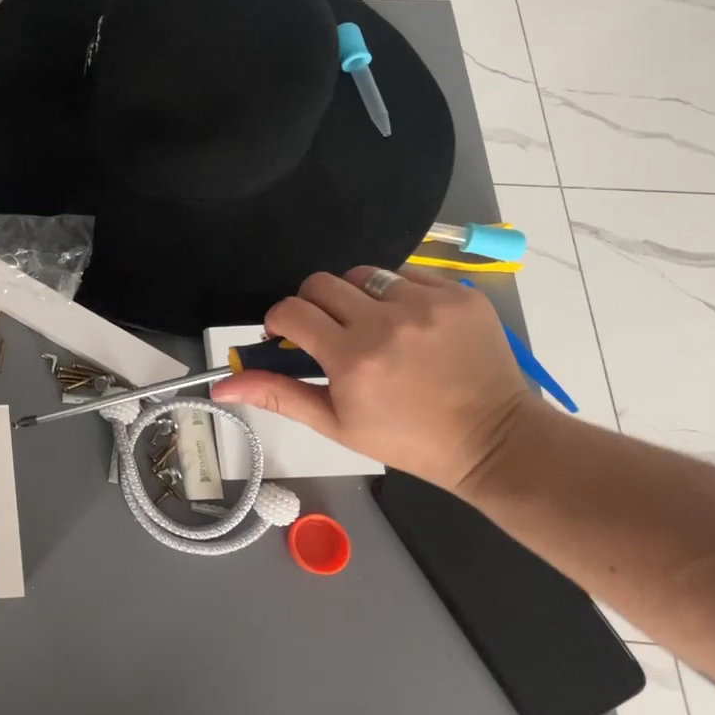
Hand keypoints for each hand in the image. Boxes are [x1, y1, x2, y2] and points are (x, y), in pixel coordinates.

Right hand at [211, 267, 540, 491]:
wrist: (494, 440)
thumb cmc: (407, 439)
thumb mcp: (335, 423)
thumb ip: (277, 394)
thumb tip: (220, 386)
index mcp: (352, 358)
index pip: (290, 311)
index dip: (280, 322)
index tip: (290, 338)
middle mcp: (387, 322)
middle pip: (320, 283)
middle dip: (313, 306)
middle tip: (329, 333)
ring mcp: (428, 304)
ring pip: (363, 274)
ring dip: (356, 296)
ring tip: (372, 326)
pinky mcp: (460, 295)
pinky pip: (408, 274)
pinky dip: (398, 293)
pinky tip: (410, 324)